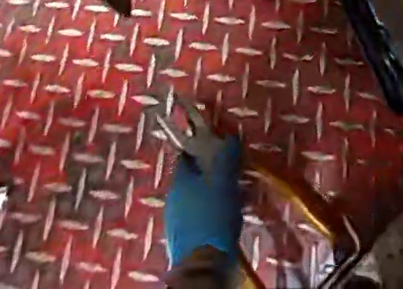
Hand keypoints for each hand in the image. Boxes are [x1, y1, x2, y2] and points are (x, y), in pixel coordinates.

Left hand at [163, 137, 242, 266]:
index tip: (215, 150)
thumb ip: (226, 159)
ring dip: (205, 198)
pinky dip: (204, 217)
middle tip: (224, 178)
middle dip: (205, 176)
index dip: (200, 150)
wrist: (203, 265)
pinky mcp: (180, 239)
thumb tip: (230, 137)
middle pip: (189, 179)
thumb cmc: (212, 217)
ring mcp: (174, 219)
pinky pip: (193, 220)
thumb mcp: (224, 183)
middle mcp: (172, 196)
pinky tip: (218, 223)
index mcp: (179, 179)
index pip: (186, 156)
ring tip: (225, 202)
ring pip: (191, 200)